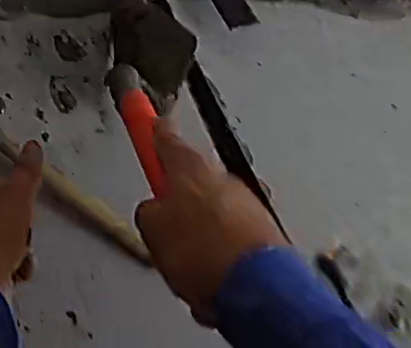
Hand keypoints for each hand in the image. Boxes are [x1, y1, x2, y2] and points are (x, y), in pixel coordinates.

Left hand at [0, 140, 42, 292]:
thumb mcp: (20, 193)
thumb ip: (27, 169)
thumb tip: (32, 146)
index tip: (16, 175)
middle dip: (16, 212)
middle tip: (25, 219)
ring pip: (0, 227)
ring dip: (17, 238)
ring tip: (23, 247)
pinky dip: (12, 258)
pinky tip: (19, 265)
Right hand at [134, 118, 287, 319]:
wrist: (261, 291)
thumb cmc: (209, 253)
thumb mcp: (152, 230)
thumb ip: (147, 211)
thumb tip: (151, 214)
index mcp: (187, 163)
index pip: (163, 135)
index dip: (149, 129)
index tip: (144, 118)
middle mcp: (218, 173)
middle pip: (189, 175)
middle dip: (178, 198)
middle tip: (167, 224)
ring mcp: (245, 200)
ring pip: (214, 207)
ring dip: (203, 227)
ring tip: (193, 262)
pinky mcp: (266, 230)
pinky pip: (235, 232)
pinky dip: (225, 247)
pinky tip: (215, 273)